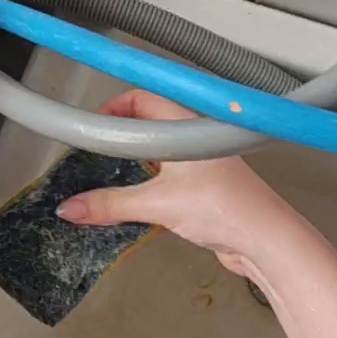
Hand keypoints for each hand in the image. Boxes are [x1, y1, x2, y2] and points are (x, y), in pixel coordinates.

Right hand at [54, 90, 307, 277]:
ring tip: (111, 171)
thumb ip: (110, 205)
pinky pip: (169, 174)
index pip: (142, 98)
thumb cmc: (226, 208)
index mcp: (185, 124)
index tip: (91, 125)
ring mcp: (202, 161)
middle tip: (97, 146)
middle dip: (121, 132)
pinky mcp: (205, 186)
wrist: (264, 239)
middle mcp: (194, 137)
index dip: (114, 107)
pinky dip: (149, 179)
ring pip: (160, 149)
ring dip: (136, 157)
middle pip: (149, 122)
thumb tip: (73, 208)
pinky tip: (137, 196)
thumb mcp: (157, 204)